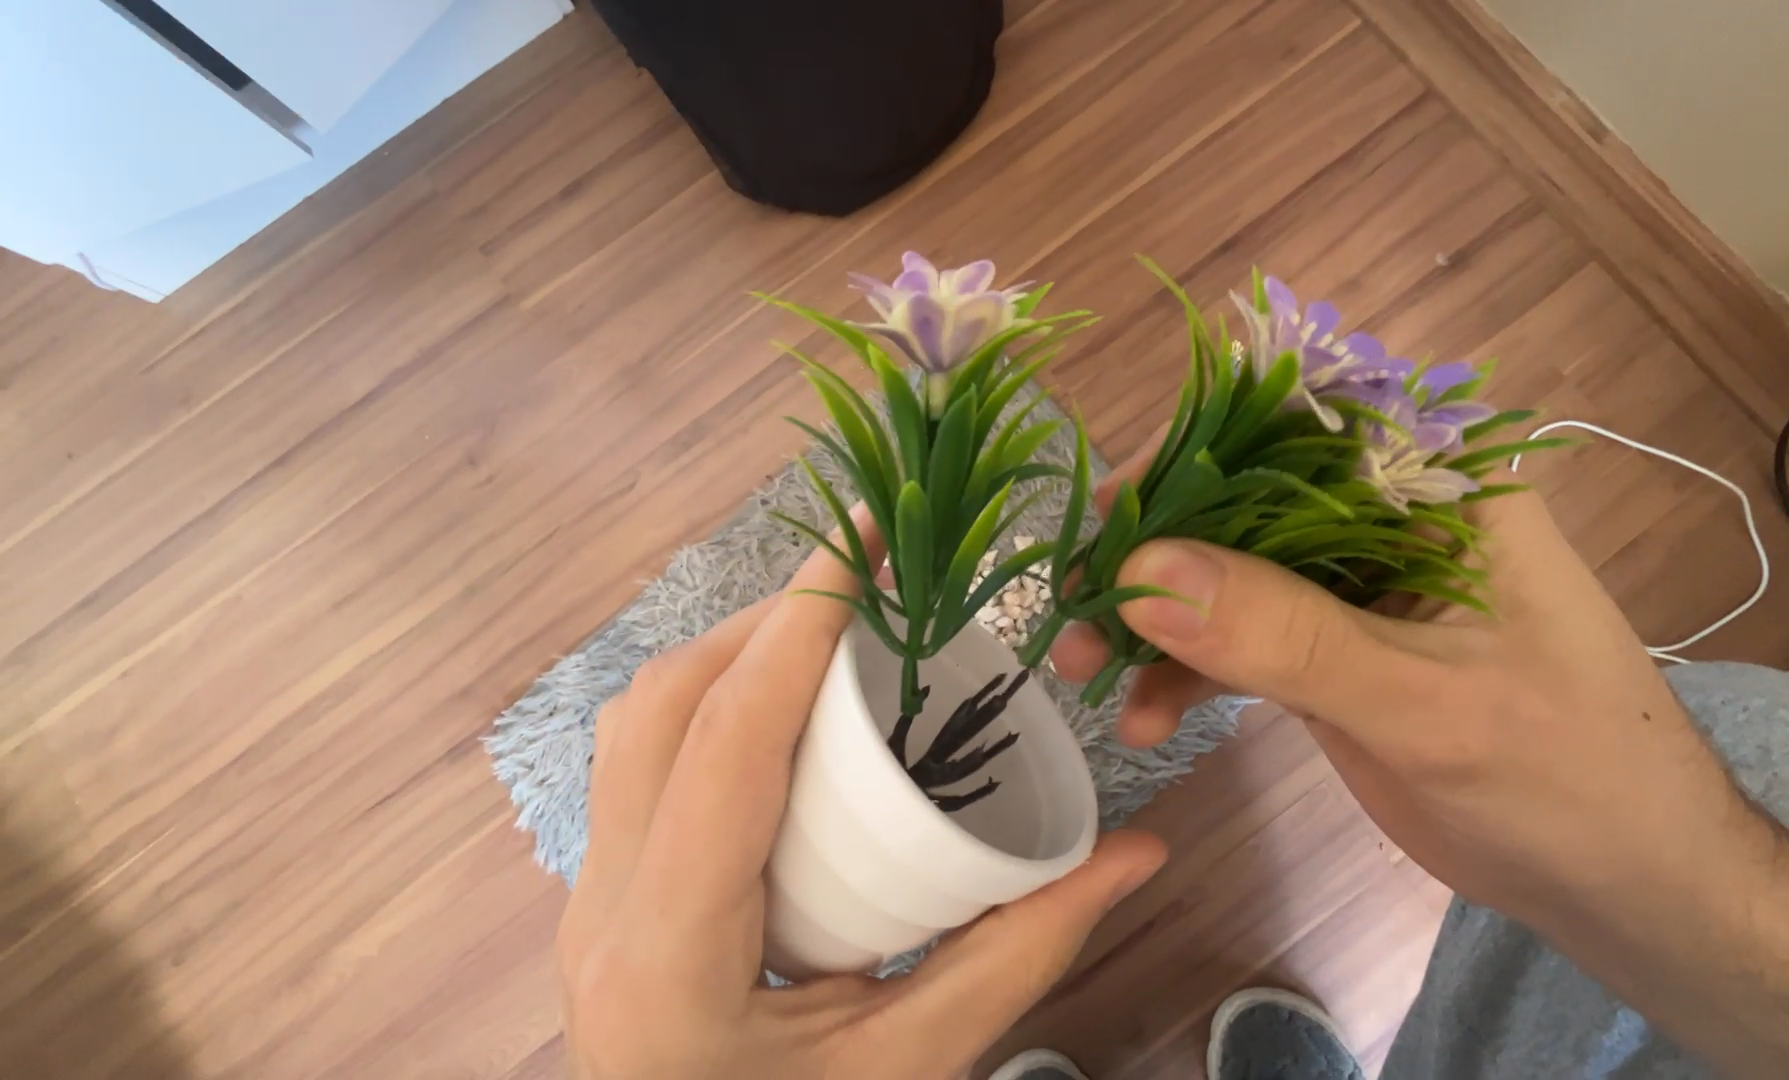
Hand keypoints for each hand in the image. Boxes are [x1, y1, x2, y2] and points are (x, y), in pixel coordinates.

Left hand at [558, 511, 1166, 1079]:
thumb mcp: (918, 1065)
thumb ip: (1023, 947)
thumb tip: (1138, 848)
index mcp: (671, 956)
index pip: (725, 739)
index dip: (796, 619)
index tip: (862, 537)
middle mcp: (603, 908)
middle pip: (666, 706)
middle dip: (768, 619)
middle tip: (866, 582)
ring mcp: (588, 894)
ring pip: (639, 717)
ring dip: (734, 648)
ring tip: (829, 626)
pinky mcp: (606, 885)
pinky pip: (640, 750)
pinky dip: (712, 692)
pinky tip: (780, 696)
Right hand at [1054, 438, 1788, 1078]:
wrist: (1615, 883)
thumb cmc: (1567, 777)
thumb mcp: (1424, 702)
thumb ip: (1284, 636)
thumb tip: (1138, 576)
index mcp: (1435, 484)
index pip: (1297, 421)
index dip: (1194, 448)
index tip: (1112, 508)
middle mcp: (1374, 516)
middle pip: (1233, 499)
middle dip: (1147, 554)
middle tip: (1075, 606)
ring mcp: (1337, 582)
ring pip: (1214, 572)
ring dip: (1145, 619)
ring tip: (1084, 670)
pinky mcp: (1311, 643)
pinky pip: (1223, 636)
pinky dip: (1175, 670)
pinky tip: (1144, 715)